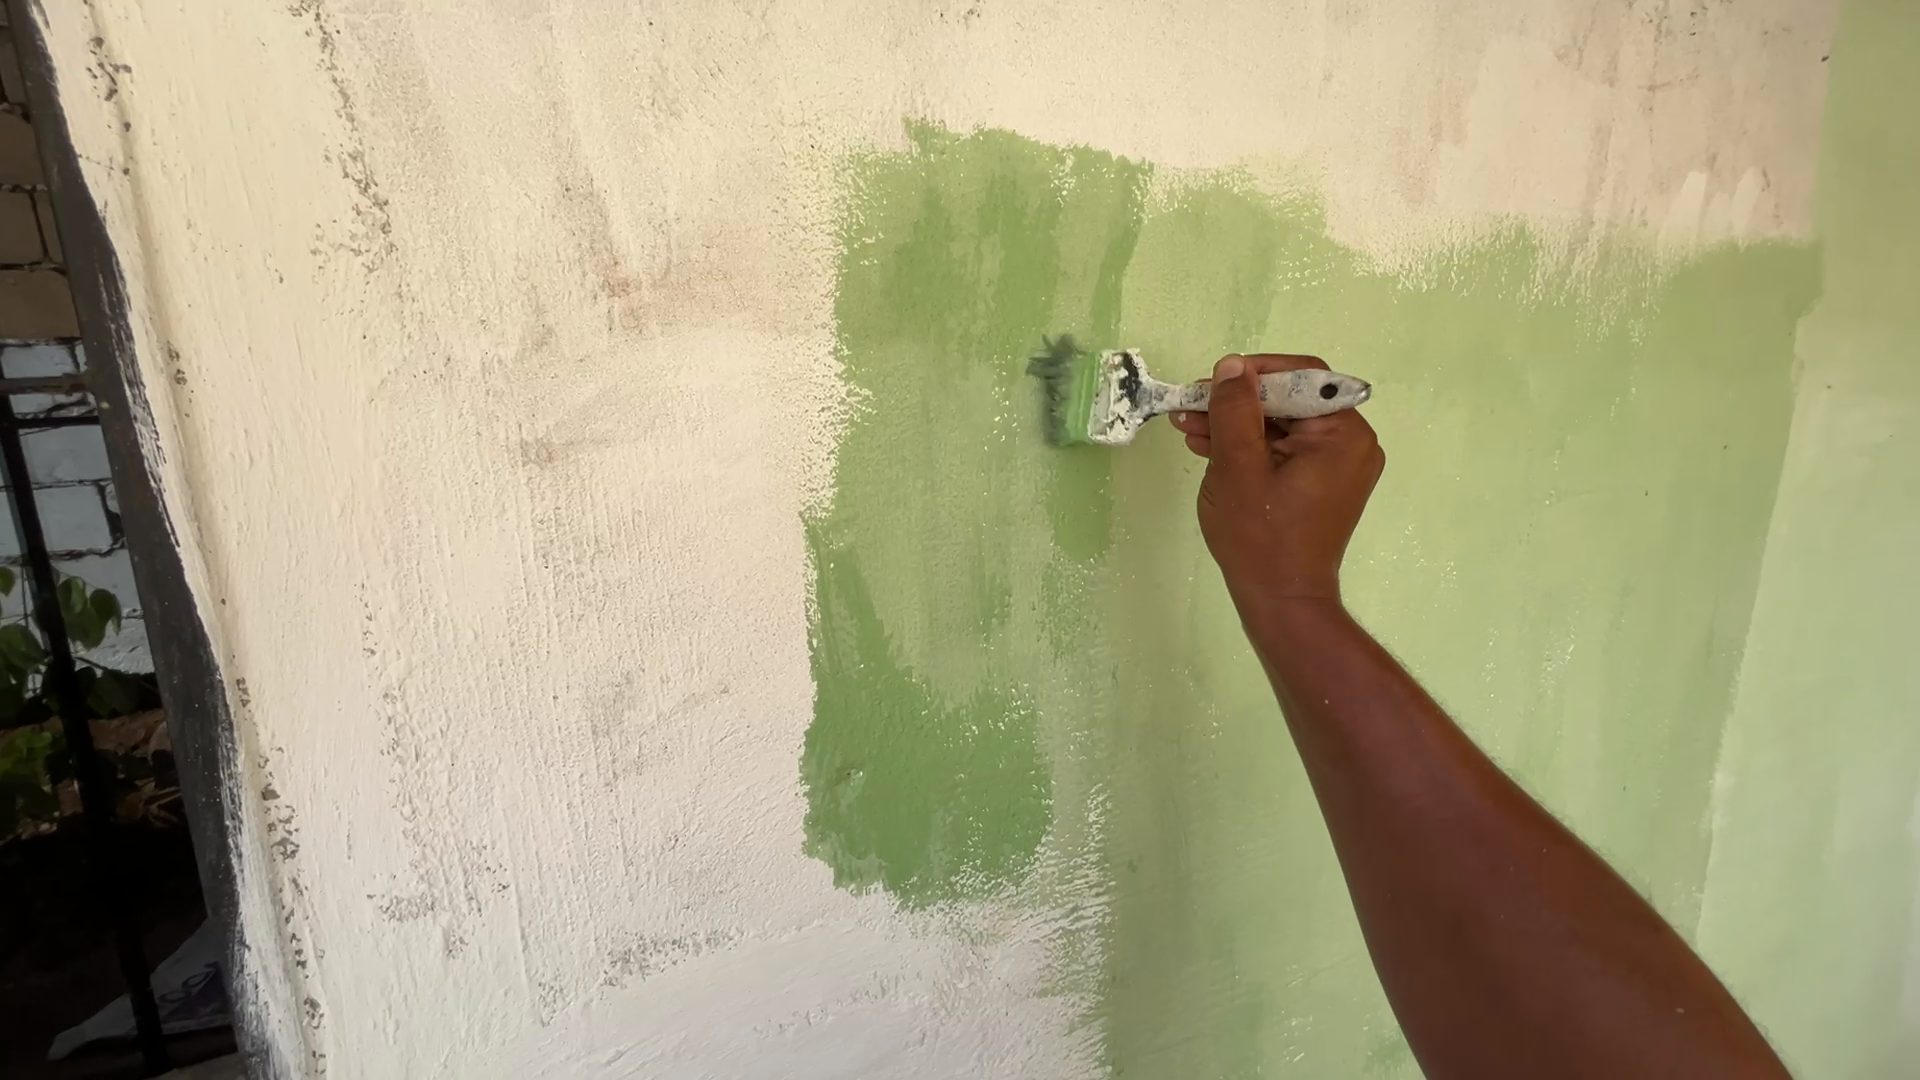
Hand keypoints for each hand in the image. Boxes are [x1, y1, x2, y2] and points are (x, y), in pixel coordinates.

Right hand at [1170, 354, 1384, 613]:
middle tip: (1189, 408)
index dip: (1251, 374)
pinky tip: (1210, 449)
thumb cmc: (1259, 535)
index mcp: (1342, 434)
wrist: (1280, 599)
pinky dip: (1249, 448)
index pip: (1301, 378)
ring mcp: (1336, 466)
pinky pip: (1283, 451)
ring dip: (1235, 426)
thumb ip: (1234, 411)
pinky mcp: (1319, 484)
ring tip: (1189, 429)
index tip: (1208, 383)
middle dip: (1235, 404)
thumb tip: (1231, 365)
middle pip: (1288, 402)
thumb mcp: (1237, 467)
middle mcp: (1350, 444)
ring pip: (1280, 427)